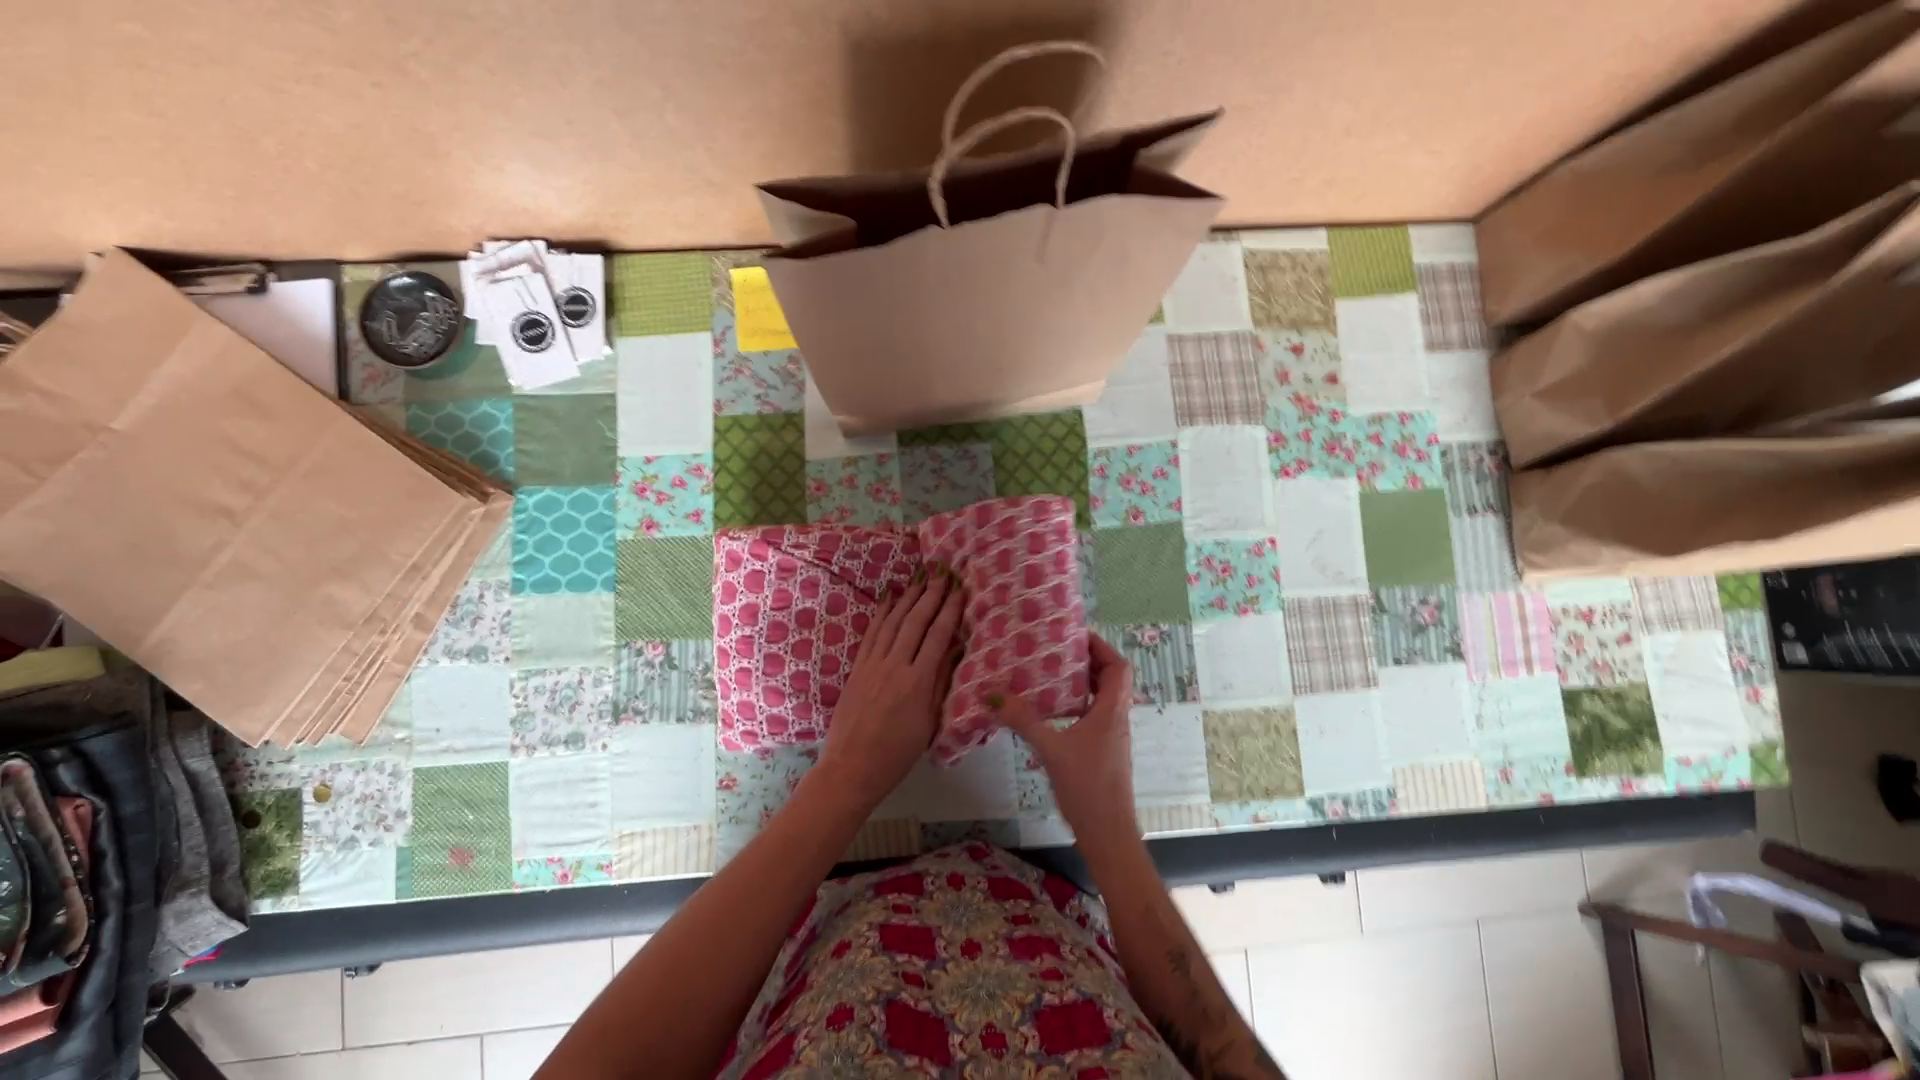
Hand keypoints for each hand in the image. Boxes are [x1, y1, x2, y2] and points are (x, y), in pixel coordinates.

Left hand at [817, 567, 964, 809]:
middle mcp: (895, 666)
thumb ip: (940, 685)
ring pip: (893, 622)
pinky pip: (872, 633)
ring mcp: (872, 665)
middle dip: (931, 595)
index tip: (961, 589)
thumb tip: (955, 652)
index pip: (938, 637)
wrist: (851, 768)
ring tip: (921, 578)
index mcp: (917, 682)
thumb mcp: (929, 724)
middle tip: (943, 573)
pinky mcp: (857, 668)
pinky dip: (882, 612)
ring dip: (908, 597)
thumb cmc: (897, 754)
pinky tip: (889, 598)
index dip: (950, 610)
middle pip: (915, 622)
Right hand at [992, 631, 1138, 852]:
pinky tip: (1053, 712)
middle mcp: (1117, 719)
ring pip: (1103, 699)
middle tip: (1056, 650)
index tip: (1074, 636)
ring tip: (1051, 674)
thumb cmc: (1087, 786)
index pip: (1118, 667)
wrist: (1107, 832)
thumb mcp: (1051, 749)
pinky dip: (1078, 705)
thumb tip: (993, 696)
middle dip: (1088, 661)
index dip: (1101, 647)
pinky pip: (1094, 716)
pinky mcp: (1104, 752)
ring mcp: (1112, 737)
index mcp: (1112, 711)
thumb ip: (1023, 720)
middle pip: (1111, 679)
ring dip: (1082, 683)